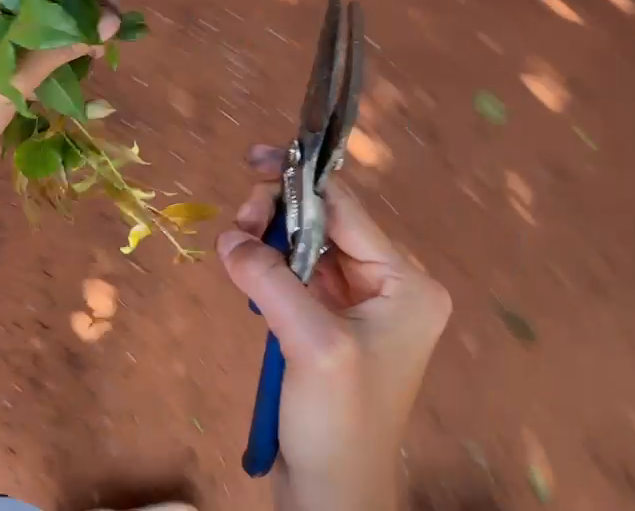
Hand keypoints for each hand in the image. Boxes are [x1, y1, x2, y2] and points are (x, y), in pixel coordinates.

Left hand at [0, 0, 116, 187]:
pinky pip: (20, 36)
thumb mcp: (15, 82)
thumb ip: (62, 48)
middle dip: (77, 18)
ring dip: (63, 37)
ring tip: (91, 62)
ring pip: (35, 18)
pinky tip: (65, 71)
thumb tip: (114, 21)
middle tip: (106, 50)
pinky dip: (43, 51)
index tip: (118, 25)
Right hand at [217, 145, 450, 510]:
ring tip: (236, 255)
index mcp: (405, 284)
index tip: (253, 158)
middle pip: (321, 221)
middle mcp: (388, 286)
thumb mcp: (311, 343)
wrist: (335, 495)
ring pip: (303, 244)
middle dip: (275, 214)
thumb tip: (229, 238)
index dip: (298, 179)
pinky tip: (247, 273)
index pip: (345, 209)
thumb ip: (269, 277)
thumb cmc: (340, 421)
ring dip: (266, 239)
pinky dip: (266, 265)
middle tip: (237, 228)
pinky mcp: (329, 322)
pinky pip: (293, 272)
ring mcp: (359, 304)